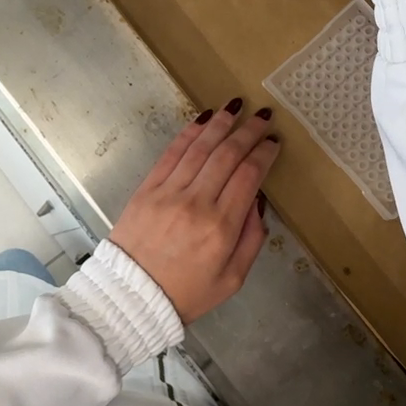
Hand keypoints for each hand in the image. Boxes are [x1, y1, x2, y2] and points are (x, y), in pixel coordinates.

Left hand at [109, 100, 278, 323]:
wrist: (132, 297)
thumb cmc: (185, 293)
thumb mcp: (232, 278)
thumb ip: (252, 239)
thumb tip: (257, 201)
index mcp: (222, 227)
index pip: (249, 176)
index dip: (264, 154)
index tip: (273, 142)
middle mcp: (196, 203)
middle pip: (227, 156)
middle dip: (248, 132)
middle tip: (263, 116)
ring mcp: (168, 193)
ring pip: (199, 149)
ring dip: (221, 125)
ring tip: (236, 107)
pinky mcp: (147, 190)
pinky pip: (171, 154)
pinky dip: (188, 134)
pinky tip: (203, 120)